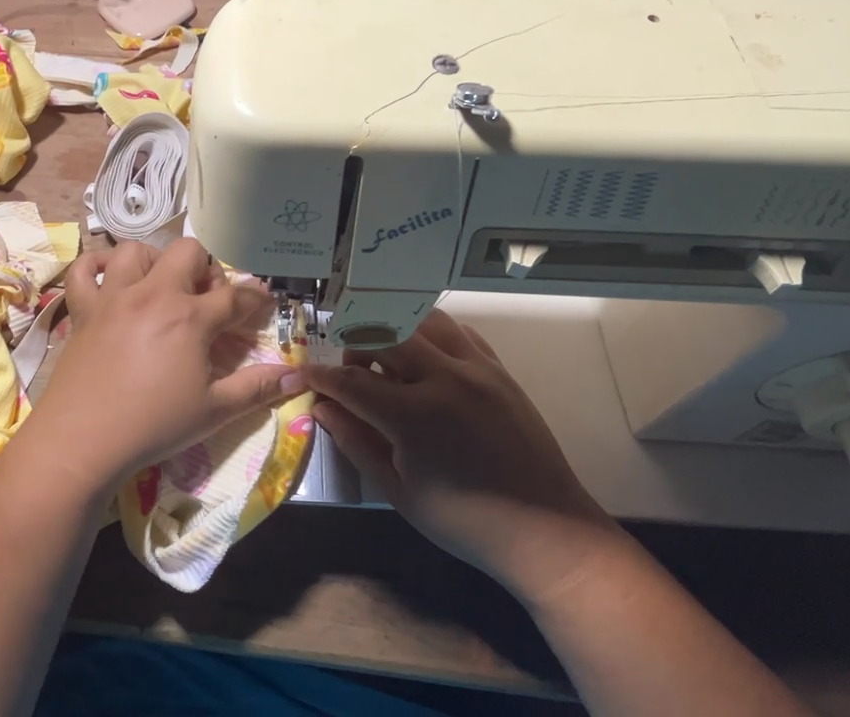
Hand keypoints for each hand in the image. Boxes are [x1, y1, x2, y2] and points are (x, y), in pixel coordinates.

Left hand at [19, 239, 296, 493]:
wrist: (83, 441)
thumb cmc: (154, 426)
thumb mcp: (214, 411)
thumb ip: (257, 388)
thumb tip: (297, 376)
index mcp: (190, 318)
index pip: (234, 297)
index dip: (255, 298)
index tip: (264, 302)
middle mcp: (153, 294)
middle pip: (188, 253)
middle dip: (207, 269)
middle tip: (207, 302)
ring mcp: (113, 298)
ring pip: (136, 251)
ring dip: (156, 262)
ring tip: (162, 288)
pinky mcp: (83, 310)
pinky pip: (84, 269)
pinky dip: (97, 265)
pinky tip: (111, 279)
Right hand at [300, 309, 625, 603]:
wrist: (545, 529)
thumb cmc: (465, 521)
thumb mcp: (399, 491)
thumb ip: (357, 442)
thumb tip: (323, 409)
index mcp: (414, 415)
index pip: (351, 380)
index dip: (322, 377)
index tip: (305, 376)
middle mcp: (444, 378)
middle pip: (383, 334)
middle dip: (355, 346)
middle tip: (351, 373)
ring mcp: (477, 368)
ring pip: (421, 320)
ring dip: (394, 331)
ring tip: (389, 361)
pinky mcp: (499, 369)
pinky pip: (458, 332)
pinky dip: (431, 336)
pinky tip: (426, 361)